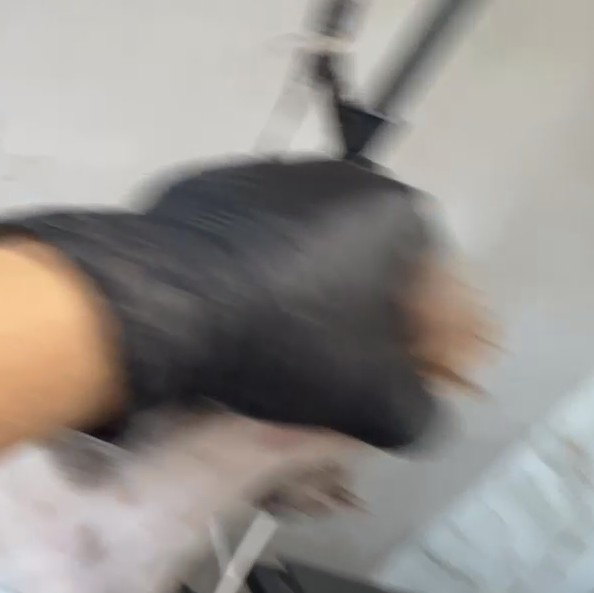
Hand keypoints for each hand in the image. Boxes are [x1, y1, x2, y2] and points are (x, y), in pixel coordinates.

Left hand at [0, 158, 441, 449]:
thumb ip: (415, 410)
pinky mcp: (190, 198)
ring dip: (295, 303)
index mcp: (397, 214)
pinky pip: (232, 253)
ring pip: (296, 259)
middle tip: (337, 375)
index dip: (429, 353)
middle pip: (363, 273)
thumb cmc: (278, 342)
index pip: (436, 297)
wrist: (157, 304)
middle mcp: (333, 180)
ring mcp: (255, 181)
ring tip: (271, 353)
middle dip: (357, 326)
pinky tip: (218, 321)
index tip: (407, 387)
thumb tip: (417, 412)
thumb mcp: (368, 399)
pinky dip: (236, 285)